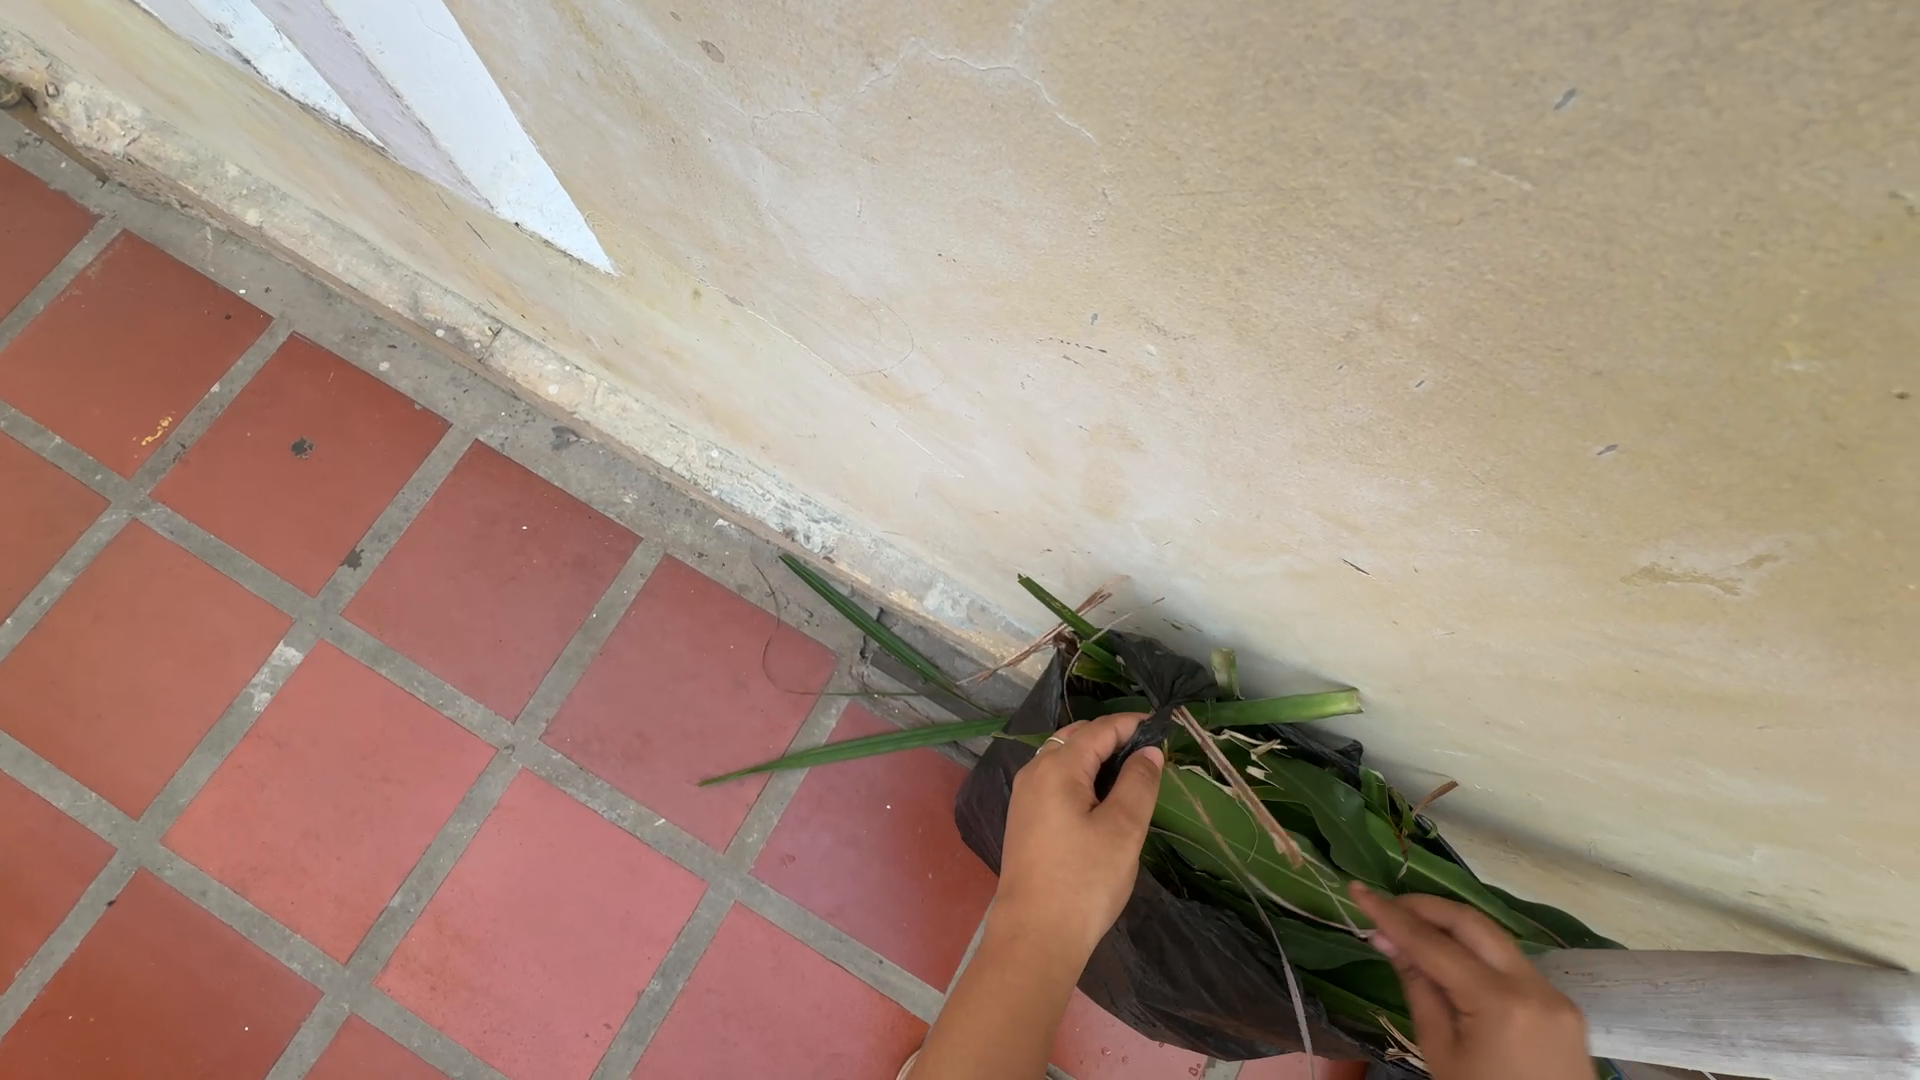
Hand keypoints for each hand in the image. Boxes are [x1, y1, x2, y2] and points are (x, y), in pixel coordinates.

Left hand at [993, 713, 1164, 960]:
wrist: (1035, 934)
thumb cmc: (1084, 880)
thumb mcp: (1122, 830)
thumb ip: (1138, 784)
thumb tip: (1149, 752)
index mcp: (1057, 768)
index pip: (1098, 730)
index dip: (1130, 724)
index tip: (1160, 726)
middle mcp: (1034, 772)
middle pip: (1075, 738)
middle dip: (1111, 737)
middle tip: (1147, 750)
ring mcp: (1025, 796)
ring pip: (1062, 758)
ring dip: (1093, 756)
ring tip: (1129, 771)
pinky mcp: (1024, 818)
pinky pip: (1054, 780)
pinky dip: (1079, 776)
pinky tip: (1099, 797)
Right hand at [1351, 884, 1590, 1079]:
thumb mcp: (1439, 1050)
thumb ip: (1417, 985)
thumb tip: (1385, 936)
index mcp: (1500, 1003)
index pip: (1432, 943)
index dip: (1390, 914)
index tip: (1357, 889)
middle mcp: (1534, 986)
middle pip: (1470, 922)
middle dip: (1423, 907)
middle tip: (1385, 906)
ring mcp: (1554, 994)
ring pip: (1492, 937)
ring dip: (1447, 924)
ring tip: (1408, 926)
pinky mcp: (1561, 1004)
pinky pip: (1509, 961)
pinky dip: (1472, 949)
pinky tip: (1446, 955)